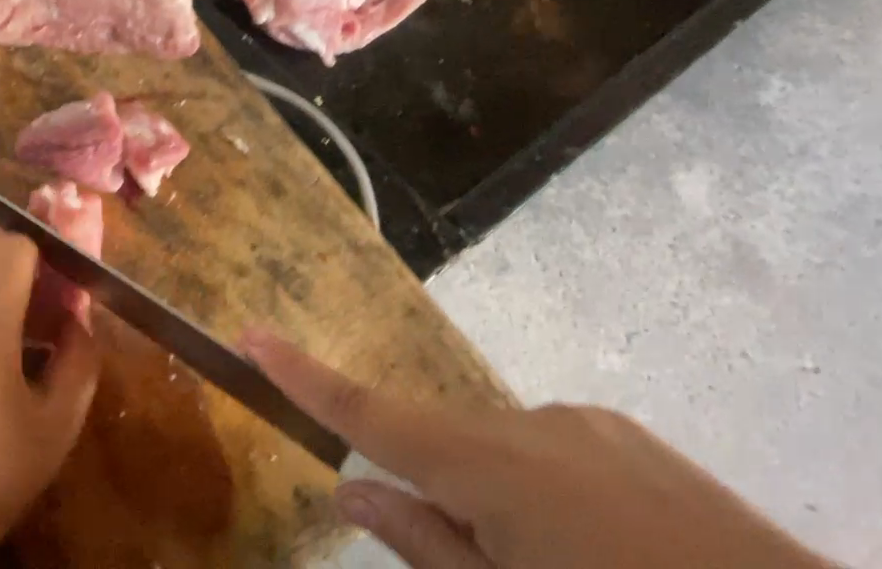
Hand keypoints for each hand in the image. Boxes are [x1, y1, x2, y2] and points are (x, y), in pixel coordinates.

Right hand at [241, 328, 832, 568]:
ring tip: (549, 562)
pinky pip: (550, 451)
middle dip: (431, 486)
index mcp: (489, 467)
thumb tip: (350, 492)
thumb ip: (423, 544)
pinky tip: (598, 547)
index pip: (366, 410)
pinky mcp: (634, 439)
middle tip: (471, 560)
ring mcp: (587, 426)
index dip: (300, 375)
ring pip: (497, 449)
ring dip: (494, 495)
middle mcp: (528, 425)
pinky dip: (543, 489)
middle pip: (437, 440)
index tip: (248, 335)